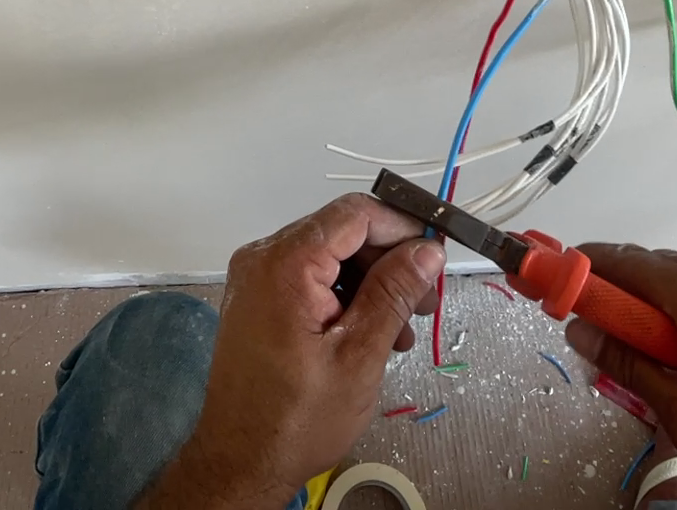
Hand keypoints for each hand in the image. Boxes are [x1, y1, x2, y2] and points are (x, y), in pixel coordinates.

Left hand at [139, 194, 444, 509]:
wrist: (240, 462)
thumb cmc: (297, 418)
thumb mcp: (359, 355)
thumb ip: (394, 292)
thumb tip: (428, 249)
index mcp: (285, 262)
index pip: (354, 214)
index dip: (400, 225)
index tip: (436, 250)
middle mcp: (265, 255)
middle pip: (342, 232)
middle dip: (390, 260)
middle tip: (426, 299)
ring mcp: (259, 274)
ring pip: (331, 254)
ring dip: (372, 282)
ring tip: (404, 327)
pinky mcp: (260, 293)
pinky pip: (311, 275)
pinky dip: (345, 294)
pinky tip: (373, 330)